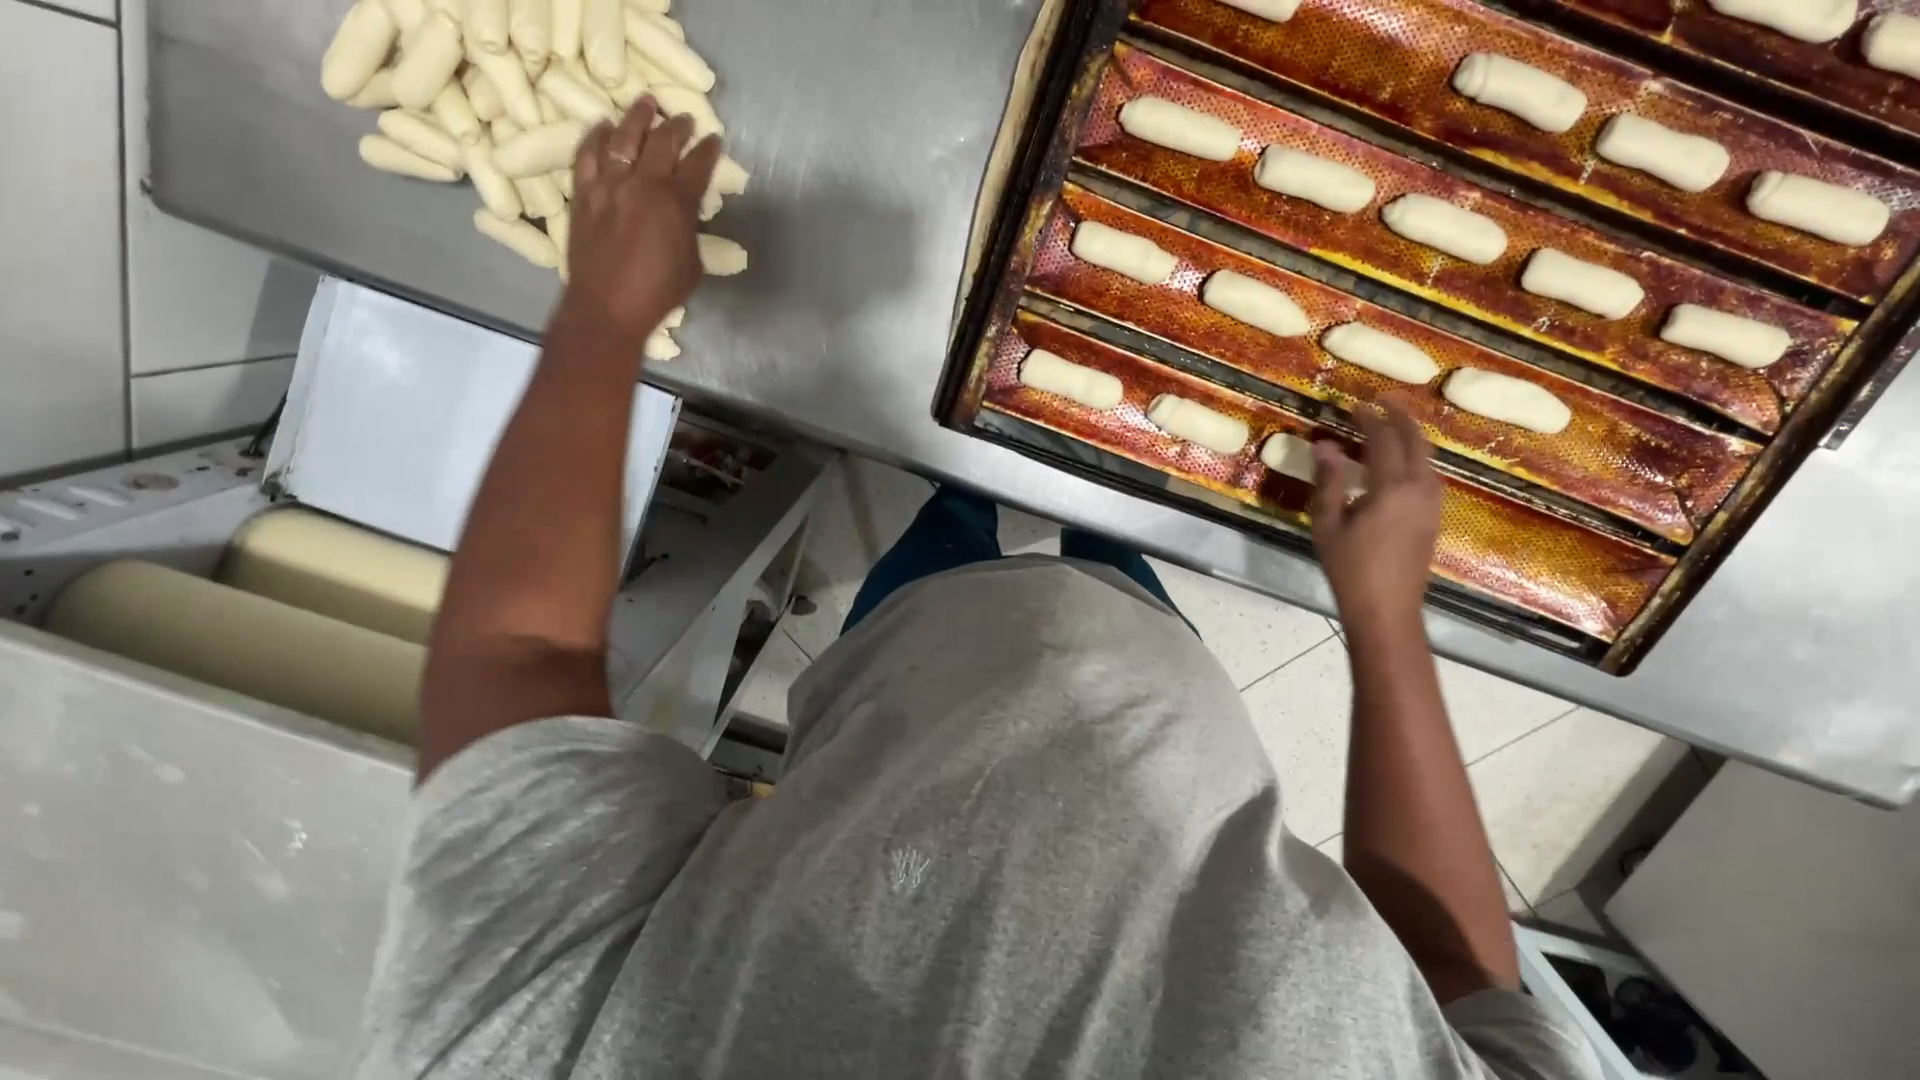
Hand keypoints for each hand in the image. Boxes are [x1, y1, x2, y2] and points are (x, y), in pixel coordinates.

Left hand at [559, 98, 723, 342]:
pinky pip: (588, 154)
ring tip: (646, 101)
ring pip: (623, 138)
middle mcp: (643, 184)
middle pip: (663, 142)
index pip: (698, 165)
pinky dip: (596, 136)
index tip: (714, 139)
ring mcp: (609, 185)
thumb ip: (689, 231)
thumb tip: (683, 216)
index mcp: (676, 202)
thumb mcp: (691, 264)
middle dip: (678, 126)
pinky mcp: (584, 193)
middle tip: (685, 118)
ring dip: (638, 116)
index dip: (709, 150)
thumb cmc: (658, 293)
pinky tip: (603, 125)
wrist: (607, 307)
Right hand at [1310, 404, 1441, 629]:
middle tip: (1382, 401)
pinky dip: (1415, 457)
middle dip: (1400, 416)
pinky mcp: (1434, 517)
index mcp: (1392, 487)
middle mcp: (1420, 488)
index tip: (1353, 405)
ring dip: (1410, 436)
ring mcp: (1433, 503)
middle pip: (1416, 440)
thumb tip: (1325, 446)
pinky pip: (1429, 474)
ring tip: (1390, 427)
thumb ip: (1329, 481)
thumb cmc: (1350, 567)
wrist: (1387, 609)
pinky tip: (1399, 463)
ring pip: (1427, 457)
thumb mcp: (1327, 523)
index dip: (1368, 418)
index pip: (1383, 439)